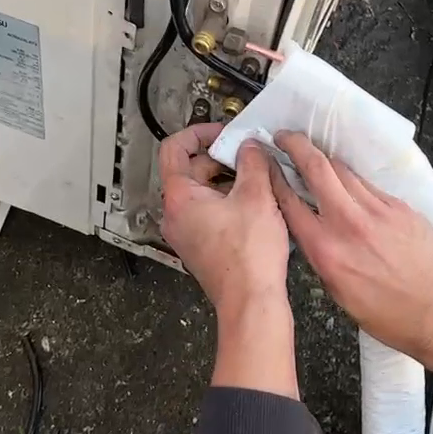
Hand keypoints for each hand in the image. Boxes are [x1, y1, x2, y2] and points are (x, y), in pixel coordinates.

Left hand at [159, 124, 297, 395]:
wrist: (251, 302)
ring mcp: (185, 232)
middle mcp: (175, 214)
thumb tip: (250, 146)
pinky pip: (208, 212)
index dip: (199, 132)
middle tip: (248, 154)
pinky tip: (256, 202)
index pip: (174, 148)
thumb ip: (252, 161)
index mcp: (179, 196)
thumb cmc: (249, 255)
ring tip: (258, 177)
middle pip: (190, 169)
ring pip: (201, 192)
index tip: (223, 132)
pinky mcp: (200, 246)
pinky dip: (228, 200)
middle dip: (220, 158)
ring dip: (227, 179)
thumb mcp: (257, 195)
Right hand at [271, 131, 432, 386]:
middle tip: (283, 136)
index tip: (265, 163)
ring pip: (342, 170)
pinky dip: (352, 179)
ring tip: (312, 153)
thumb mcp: (337, 292)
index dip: (273, 177)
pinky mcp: (399, 205)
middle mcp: (348, 222)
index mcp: (326, 249)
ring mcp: (376, 209)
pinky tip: (348, 180)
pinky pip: (367, 184)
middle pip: (316, 167)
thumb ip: (319, 255)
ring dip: (324, 158)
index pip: (289, 201)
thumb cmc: (388, 314)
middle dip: (295, 144)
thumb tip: (309, 230)